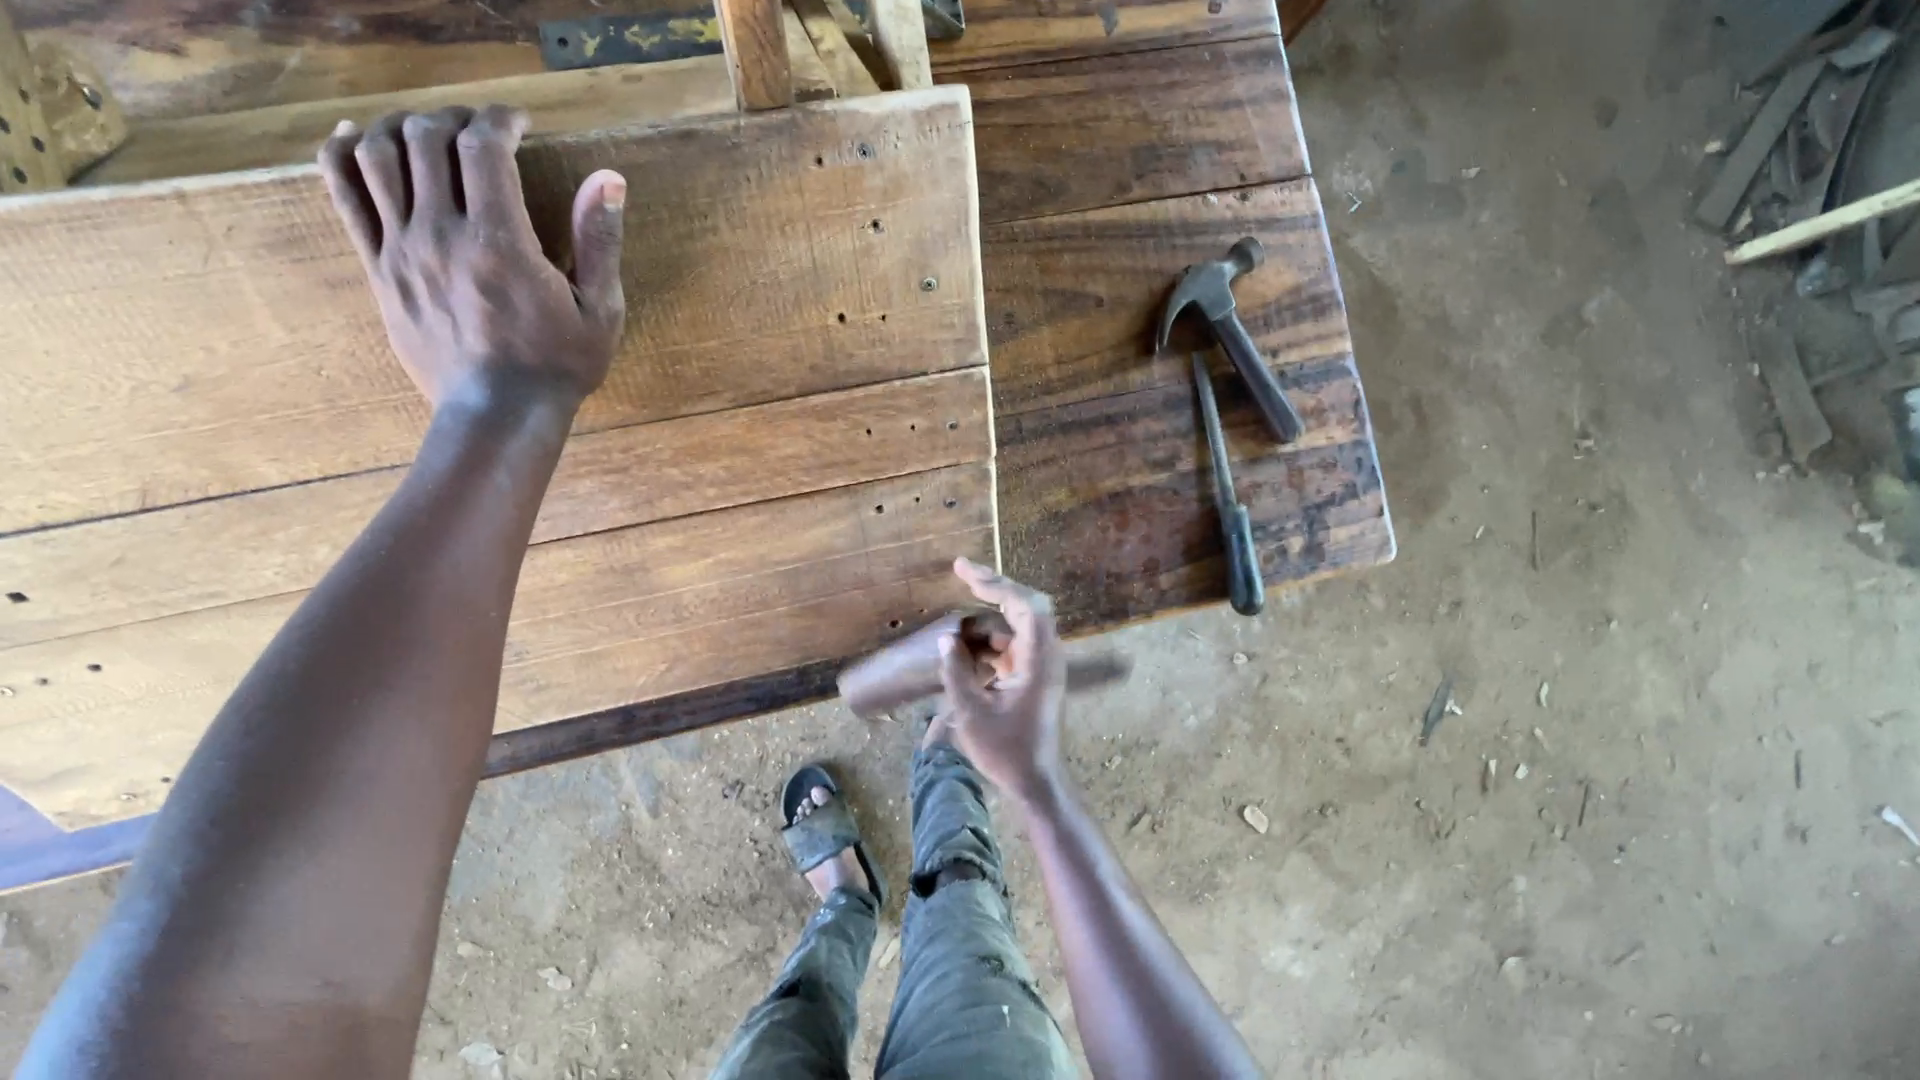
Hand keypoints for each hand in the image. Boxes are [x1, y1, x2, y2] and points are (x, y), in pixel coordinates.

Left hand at [318, 106, 627, 411]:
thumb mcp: (600, 310)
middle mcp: (442, 235)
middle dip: (455, 118)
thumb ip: (600, 241)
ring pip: (378, 155)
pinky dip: (341, 152)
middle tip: (481, 129)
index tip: (520, 122)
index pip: (484, 146)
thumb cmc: (558, 366)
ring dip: (403, 127)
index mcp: (501, 242)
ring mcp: (401, 250)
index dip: (501, 119)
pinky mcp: (378, 269)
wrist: (498, 414)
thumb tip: (608, 179)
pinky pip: (343, 195)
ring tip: (430, 133)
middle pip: (427, 139)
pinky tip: (354, 136)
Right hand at [936, 558, 1067, 802]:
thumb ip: (956, 672)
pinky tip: (968, 636)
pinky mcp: (1034, 675)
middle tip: (962, 570)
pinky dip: (992, 633)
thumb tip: (946, 640)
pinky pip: (1014, 642)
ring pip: (1020, 622)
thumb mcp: (971, 713)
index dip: (997, 584)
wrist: (1036, 782)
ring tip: (964, 590)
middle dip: (995, 585)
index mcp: (1039, 660)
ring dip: (993, 608)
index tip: (964, 572)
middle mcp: (1046, 655)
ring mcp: (1042, 664)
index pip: (1026, 605)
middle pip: (1027, 605)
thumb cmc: (1006, 751)